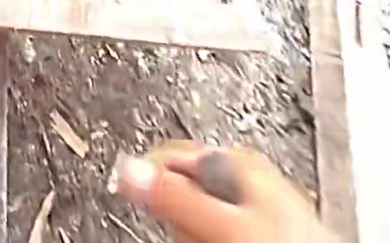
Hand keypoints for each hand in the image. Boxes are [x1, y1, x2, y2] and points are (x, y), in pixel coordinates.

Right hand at [112, 142, 330, 242]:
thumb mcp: (223, 222)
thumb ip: (174, 195)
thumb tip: (128, 168)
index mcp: (236, 159)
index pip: (169, 154)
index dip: (148, 178)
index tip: (131, 198)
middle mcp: (245, 176)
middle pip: (184, 187)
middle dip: (178, 215)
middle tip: (187, 235)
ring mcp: (257, 207)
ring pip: (201, 215)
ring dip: (193, 231)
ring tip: (203, 241)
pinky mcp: (261, 232)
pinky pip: (218, 231)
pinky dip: (208, 237)